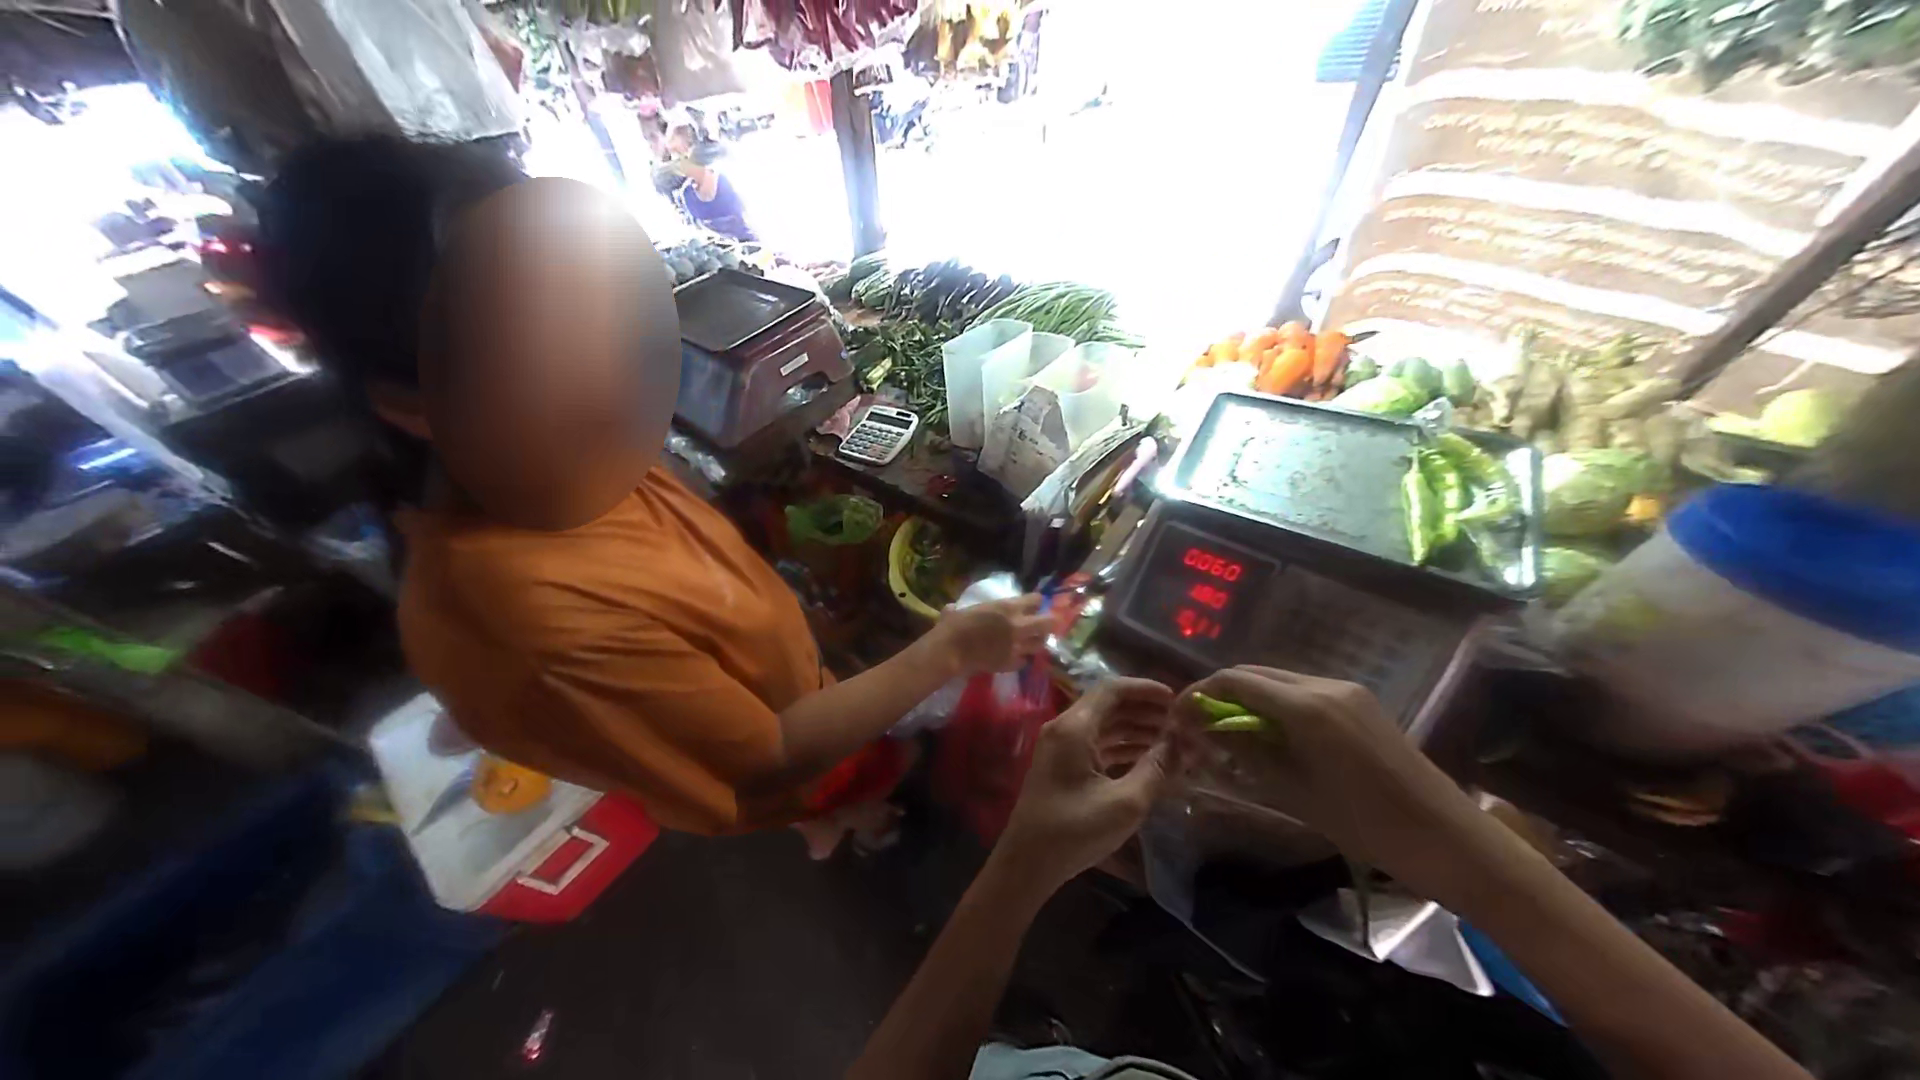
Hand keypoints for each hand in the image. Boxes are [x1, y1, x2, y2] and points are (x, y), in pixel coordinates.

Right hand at [930, 595, 1052, 676]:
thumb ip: (965, 609)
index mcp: (1008, 607)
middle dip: (1048, 622)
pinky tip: (1015, 658)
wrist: (951, 650)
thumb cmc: (954, 624)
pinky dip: (1022, 659)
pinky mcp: (1011, 664)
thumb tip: (952, 608)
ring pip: (1040, 644)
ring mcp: (1017, 646)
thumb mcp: (963, 609)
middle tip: (1041, 624)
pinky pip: (1025, 661)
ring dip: (1037, 642)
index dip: (1036, 602)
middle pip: (1048, 622)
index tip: (1033, 604)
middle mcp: (1018, 625)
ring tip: (1031, 642)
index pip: (1036, 600)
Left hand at [995, 676, 1178, 892]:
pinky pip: (1095, 744)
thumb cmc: (1075, 830)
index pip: (1112, 689)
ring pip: (1103, 725)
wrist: (1027, 863)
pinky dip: (1121, 746)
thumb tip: (1183, 744)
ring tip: (1172, 741)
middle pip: (1108, 705)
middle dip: (1145, 710)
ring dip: (1135, 729)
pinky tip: (1148, 759)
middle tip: (1181, 722)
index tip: (1178, 700)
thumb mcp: (1126, 803)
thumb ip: (1156, 768)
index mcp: (1074, 727)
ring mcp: (1060, 747)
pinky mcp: (1062, 765)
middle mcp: (1064, 728)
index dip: (1146, 689)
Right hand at [1176, 666, 1489, 901]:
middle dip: (1221, 693)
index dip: (1200, 693)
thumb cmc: (1366, 824)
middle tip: (1200, 724)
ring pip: (1278, 680)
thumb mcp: (1293, 791)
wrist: (1451, 840)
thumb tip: (1204, 729)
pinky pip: (1303, 692)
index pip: (1235, 680)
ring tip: (1231, 732)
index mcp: (1307, 706)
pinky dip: (1276, 705)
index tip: (1179, 716)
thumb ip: (1245, 752)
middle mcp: (1324, 685)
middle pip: (1255, 673)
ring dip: (1248, 698)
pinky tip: (1270, 734)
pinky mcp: (1360, 703)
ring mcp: (1346, 690)